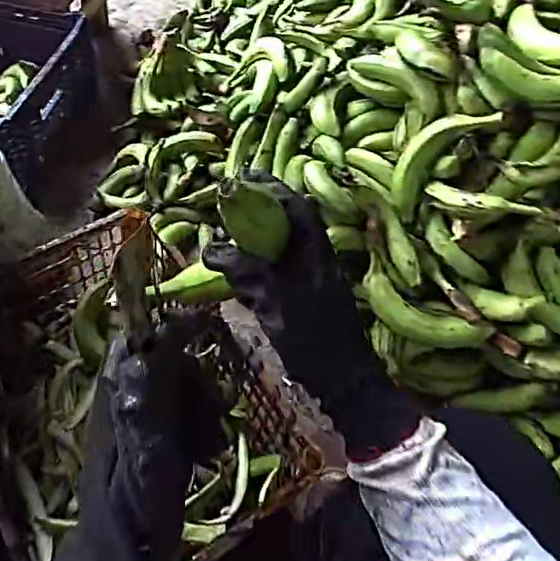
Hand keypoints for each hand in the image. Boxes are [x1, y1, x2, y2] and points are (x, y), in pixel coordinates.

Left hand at [43, 314, 221, 560]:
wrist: (121, 560)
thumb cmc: (130, 506)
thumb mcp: (143, 450)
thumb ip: (148, 395)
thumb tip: (153, 344)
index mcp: (116, 392)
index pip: (142, 338)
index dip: (174, 329)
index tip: (208, 327)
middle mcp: (125, 397)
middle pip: (169, 361)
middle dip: (196, 380)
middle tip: (216, 407)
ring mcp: (139, 420)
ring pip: (181, 389)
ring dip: (203, 407)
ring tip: (211, 441)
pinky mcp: (153, 441)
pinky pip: (184, 416)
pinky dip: (201, 428)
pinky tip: (207, 453)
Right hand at [203, 173, 419, 459]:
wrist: (346, 383)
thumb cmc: (316, 340)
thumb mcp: (277, 303)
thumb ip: (247, 273)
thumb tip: (213, 249)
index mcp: (316, 254)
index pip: (297, 206)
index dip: (272, 188)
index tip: (245, 177)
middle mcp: (315, 261)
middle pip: (287, 224)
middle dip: (258, 212)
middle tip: (227, 208)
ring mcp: (310, 282)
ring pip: (280, 250)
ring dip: (255, 241)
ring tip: (225, 238)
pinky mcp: (303, 302)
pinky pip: (276, 274)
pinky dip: (256, 270)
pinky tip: (235, 278)